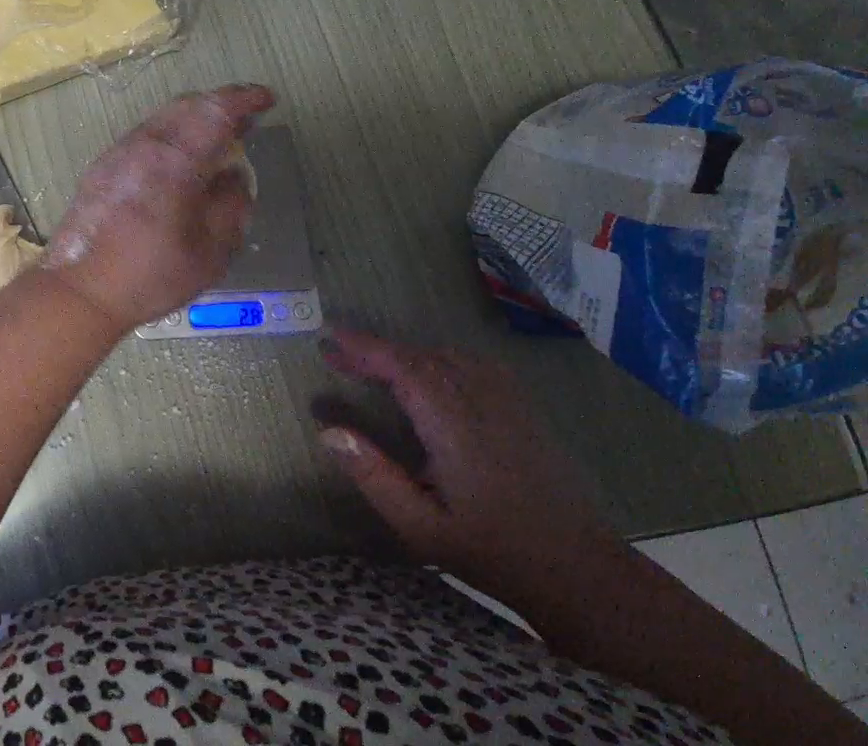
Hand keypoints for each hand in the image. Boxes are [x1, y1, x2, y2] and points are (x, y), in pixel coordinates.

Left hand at [40, 84, 272, 328]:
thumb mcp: (212, 250)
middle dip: (220, 105)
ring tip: (216, 141)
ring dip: (192, 121)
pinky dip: (169, 138)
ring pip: (160, 121)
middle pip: (185, 106)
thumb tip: (232, 174)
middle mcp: (141, 147)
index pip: (215, 110)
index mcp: (174, 161)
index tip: (267, 100)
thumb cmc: (150, 277)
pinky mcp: (99, 170)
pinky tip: (179, 162)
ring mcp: (115, 156)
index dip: (245, 99)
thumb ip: (231, 204)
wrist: (79, 290)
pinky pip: (142, 139)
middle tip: (245, 121)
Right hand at [318, 329, 624, 594]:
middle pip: (428, 358)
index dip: (366, 349)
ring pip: (456, 359)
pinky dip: (443, 361)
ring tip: (375, 367)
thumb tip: (328, 431)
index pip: (408, 370)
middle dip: (379, 351)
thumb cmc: (494, 553)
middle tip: (338, 357)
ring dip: (410, 355)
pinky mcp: (528, 417)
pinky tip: (430, 377)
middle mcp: (487, 409)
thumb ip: (373, 475)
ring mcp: (513, 409)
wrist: (583, 572)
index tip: (330, 339)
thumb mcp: (420, 526)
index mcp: (457, 431)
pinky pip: (480, 369)